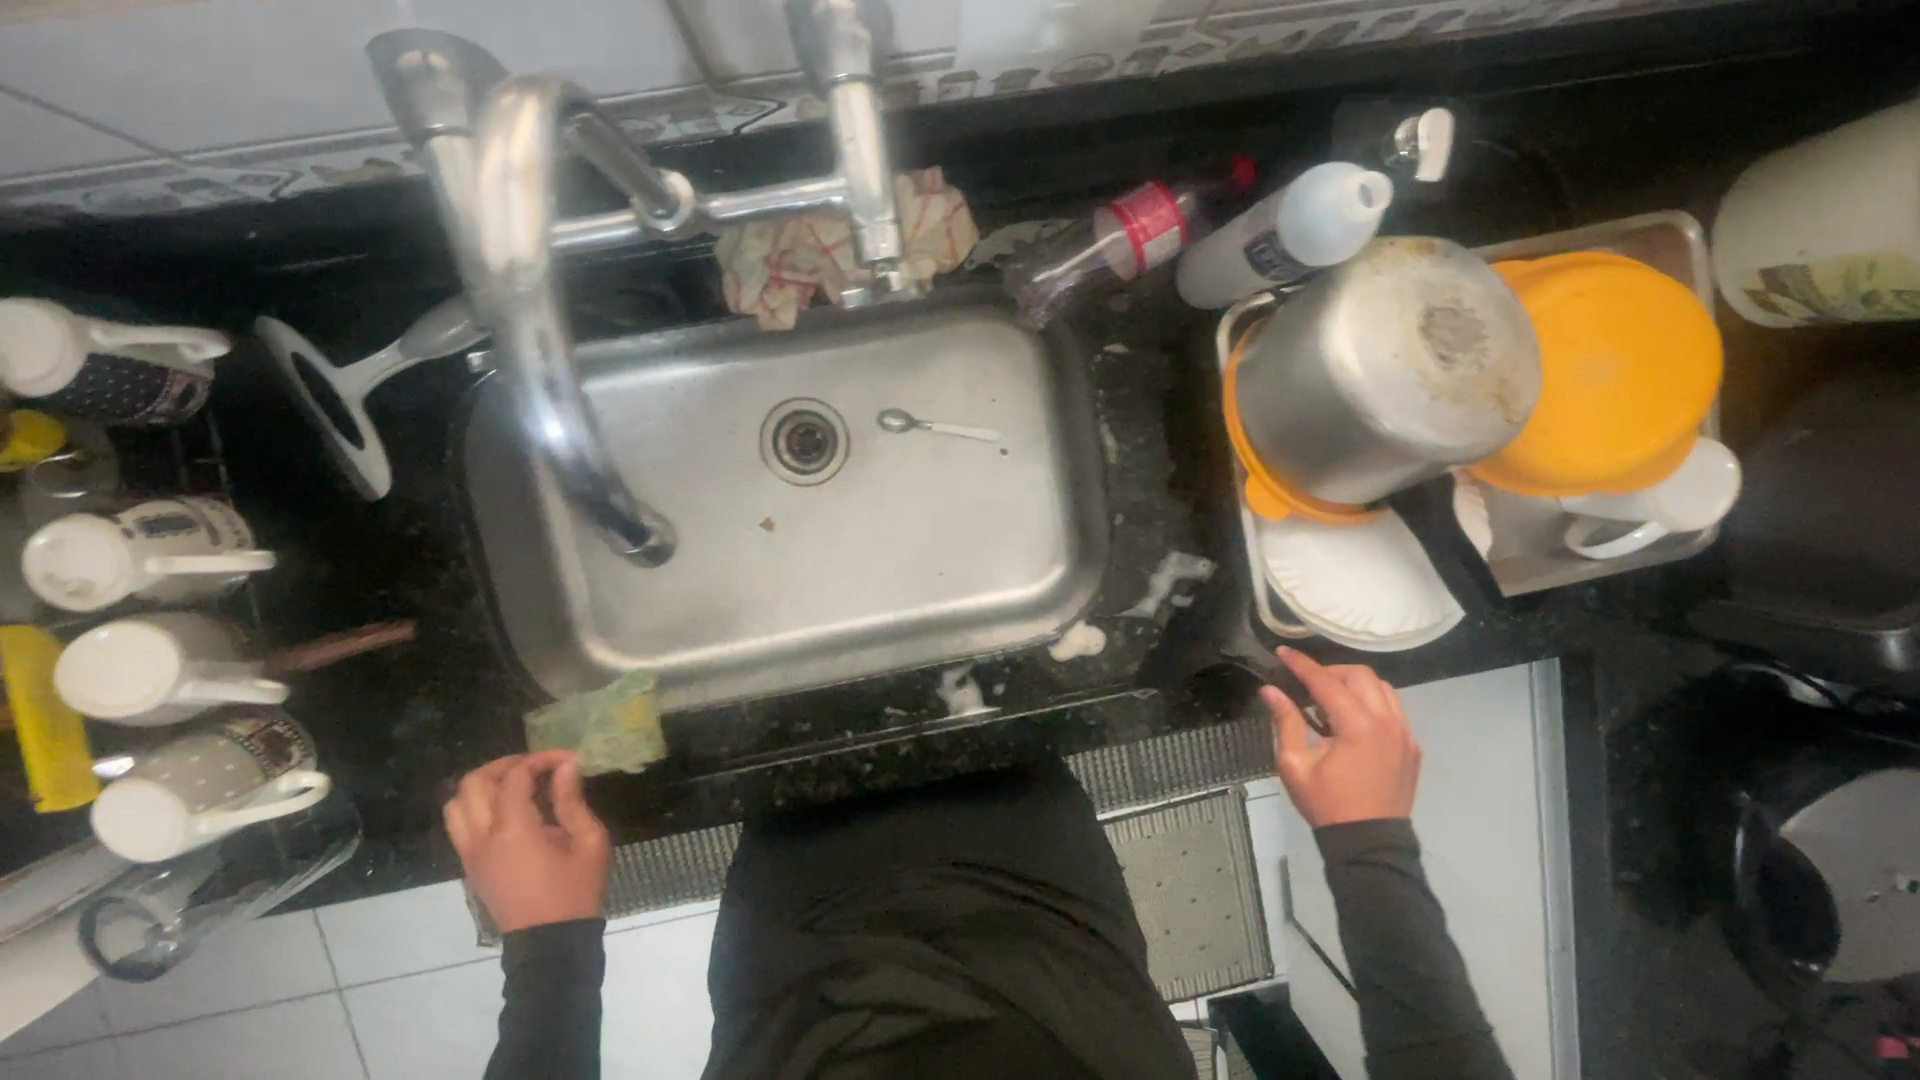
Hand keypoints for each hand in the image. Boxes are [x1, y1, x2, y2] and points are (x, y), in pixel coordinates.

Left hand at [443, 750, 610, 933]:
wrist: (550, 942)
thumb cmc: (576, 890)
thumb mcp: (589, 842)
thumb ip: (572, 801)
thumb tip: (566, 766)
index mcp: (514, 830)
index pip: (516, 776)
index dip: (541, 759)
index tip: (568, 760)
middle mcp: (483, 837)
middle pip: (473, 783)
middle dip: (505, 765)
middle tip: (536, 766)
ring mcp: (471, 853)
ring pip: (457, 804)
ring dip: (484, 785)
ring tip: (516, 785)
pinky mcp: (470, 865)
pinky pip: (459, 825)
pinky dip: (477, 807)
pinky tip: (508, 811)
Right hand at [1260, 647, 1421, 827]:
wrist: (1369, 844)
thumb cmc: (1327, 805)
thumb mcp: (1295, 765)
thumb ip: (1286, 722)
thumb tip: (1271, 691)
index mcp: (1358, 727)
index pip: (1326, 682)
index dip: (1302, 665)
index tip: (1282, 652)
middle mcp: (1388, 723)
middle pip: (1360, 676)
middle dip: (1330, 671)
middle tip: (1306, 683)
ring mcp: (1405, 734)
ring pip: (1382, 688)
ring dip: (1354, 684)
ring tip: (1330, 698)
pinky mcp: (1412, 746)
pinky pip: (1394, 709)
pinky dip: (1371, 702)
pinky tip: (1352, 718)